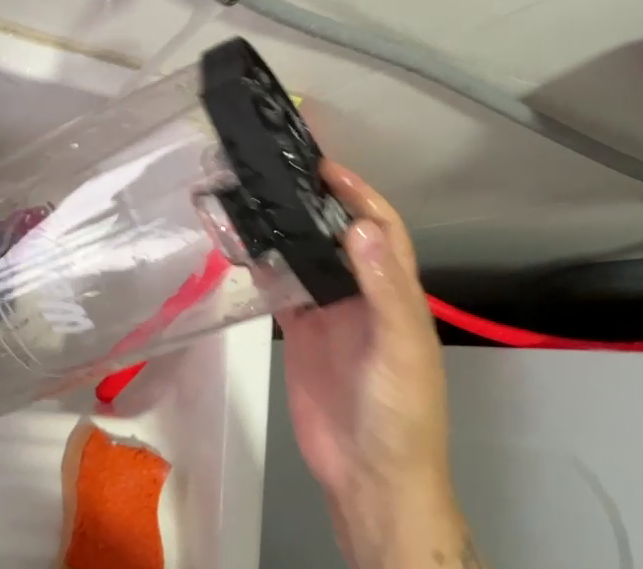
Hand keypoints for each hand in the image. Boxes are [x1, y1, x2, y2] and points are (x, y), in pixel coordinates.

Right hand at [278, 161, 472, 567]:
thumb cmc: (399, 413)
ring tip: (255, 194)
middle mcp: (362, 294)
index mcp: (396, 294)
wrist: (367, 476)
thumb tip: (359, 226)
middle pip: (340, 234)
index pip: (381, 229)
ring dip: (287, 227)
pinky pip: (280, 288)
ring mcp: (329, 312)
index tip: (324, 165)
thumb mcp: (400, 349)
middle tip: (279, 168)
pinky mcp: (300, 332)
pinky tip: (242, 243)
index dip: (358, 194)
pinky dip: (263, 264)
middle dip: (317, 199)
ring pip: (307, 256)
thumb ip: (382, 289)